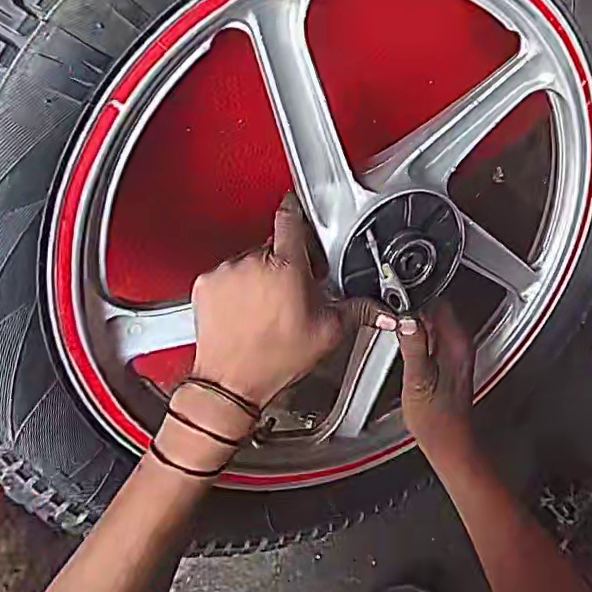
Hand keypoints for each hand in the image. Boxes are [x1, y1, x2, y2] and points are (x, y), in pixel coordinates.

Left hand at [188, 196, 366, 408]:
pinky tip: (245, 310)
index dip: (297, 210)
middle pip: (274, 246)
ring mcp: (227, 271)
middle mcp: (254, 262)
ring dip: (259, 275)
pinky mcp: (207, 283)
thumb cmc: (274, 360)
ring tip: (266, 306)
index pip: (291, 218)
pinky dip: (235, 287)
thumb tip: (384, 311)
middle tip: (292, 290)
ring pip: (249, 260)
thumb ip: (358, 312)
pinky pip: (226, 274)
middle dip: (285, 263)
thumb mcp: (326, 334)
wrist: (230, 383)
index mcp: (287, 267)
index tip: (300, 208)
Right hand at [396, 301, 474, 450]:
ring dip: (416, 323)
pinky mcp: (450, 361)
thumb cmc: (436, 417)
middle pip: (437, 310)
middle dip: (414, 310)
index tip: (398, 304)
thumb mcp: (417, 378)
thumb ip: (412, 344)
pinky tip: (407, 347)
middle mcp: (461, 345)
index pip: (439, 302)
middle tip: (394, 317)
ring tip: (398, 332)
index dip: (416, 300)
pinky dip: (420, 336)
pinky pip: (434, 337)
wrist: (448, 441)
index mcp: (456, 343)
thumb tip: (406, 318)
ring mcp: (456, 353)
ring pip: (434, 323)